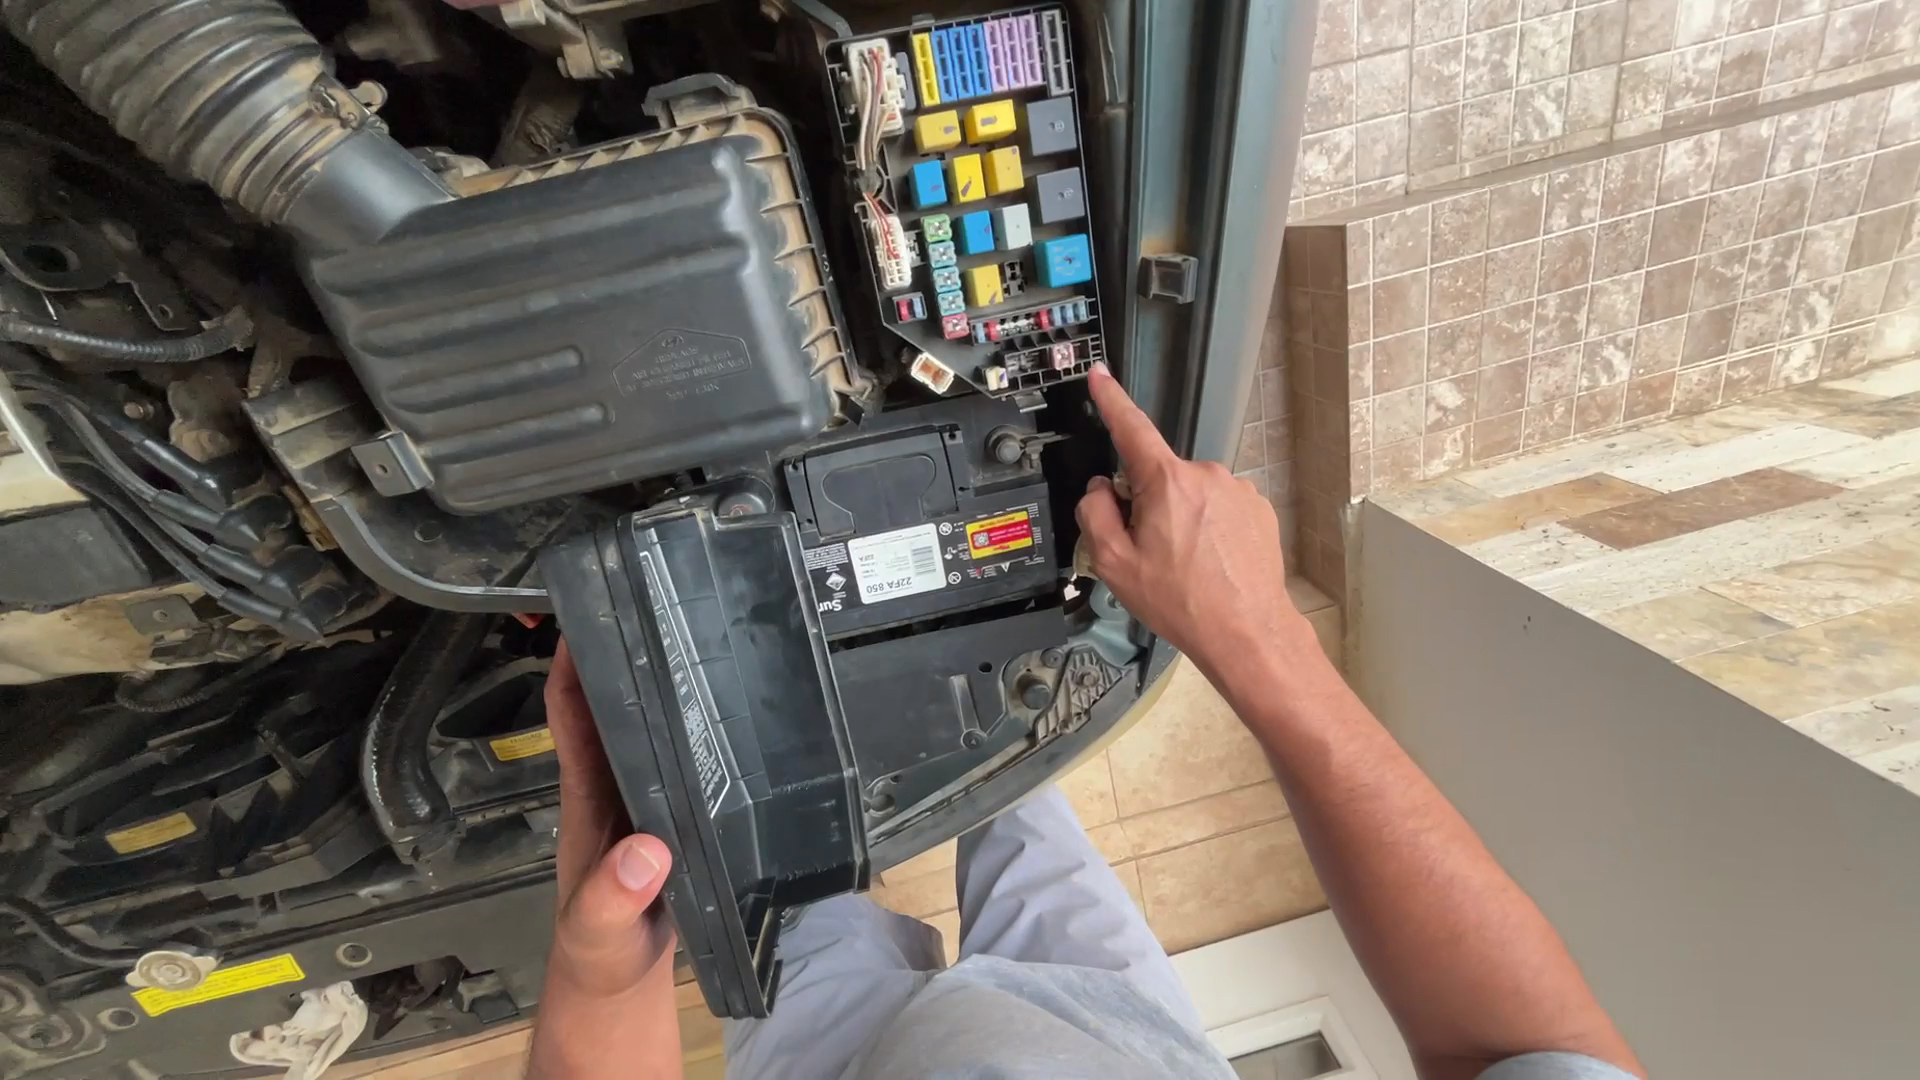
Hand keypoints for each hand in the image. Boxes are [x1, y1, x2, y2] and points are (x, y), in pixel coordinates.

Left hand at [528, 643, 680, 1077]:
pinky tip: (733, 709)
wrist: (622, 977)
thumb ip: (613, 897)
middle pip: (617, 703)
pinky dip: (698, 723)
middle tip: (668, 604)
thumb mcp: (602, 932)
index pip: (573, 714)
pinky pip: (683, 751)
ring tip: (708, 638)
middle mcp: (617, 781)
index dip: (573, 662)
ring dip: (668, 682)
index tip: (590, 612)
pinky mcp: (676, 808)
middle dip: (630, 652)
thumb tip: (647, 849)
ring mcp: (647, 793)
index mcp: (590, 794)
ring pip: (652, 722)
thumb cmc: (604, 954)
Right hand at [1075, 364, 1307, 683]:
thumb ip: (1095, 514)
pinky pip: (1216, 506)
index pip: (1131, 427)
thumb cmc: (1184, 602)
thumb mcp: (1114, 563)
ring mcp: (1236, 490)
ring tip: (1184, 564)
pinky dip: (1206, 527)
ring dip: (1179, 518)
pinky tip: (1208, 562)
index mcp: (1166, 483)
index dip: (1110, 399)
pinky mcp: (1255, 508)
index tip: (1099, 376)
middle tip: (1150, 550)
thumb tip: (1100, 491)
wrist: (1246, 631)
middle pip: (1157, 475)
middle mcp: (1205, 476)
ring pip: (1188, 493)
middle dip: (1146, 503)